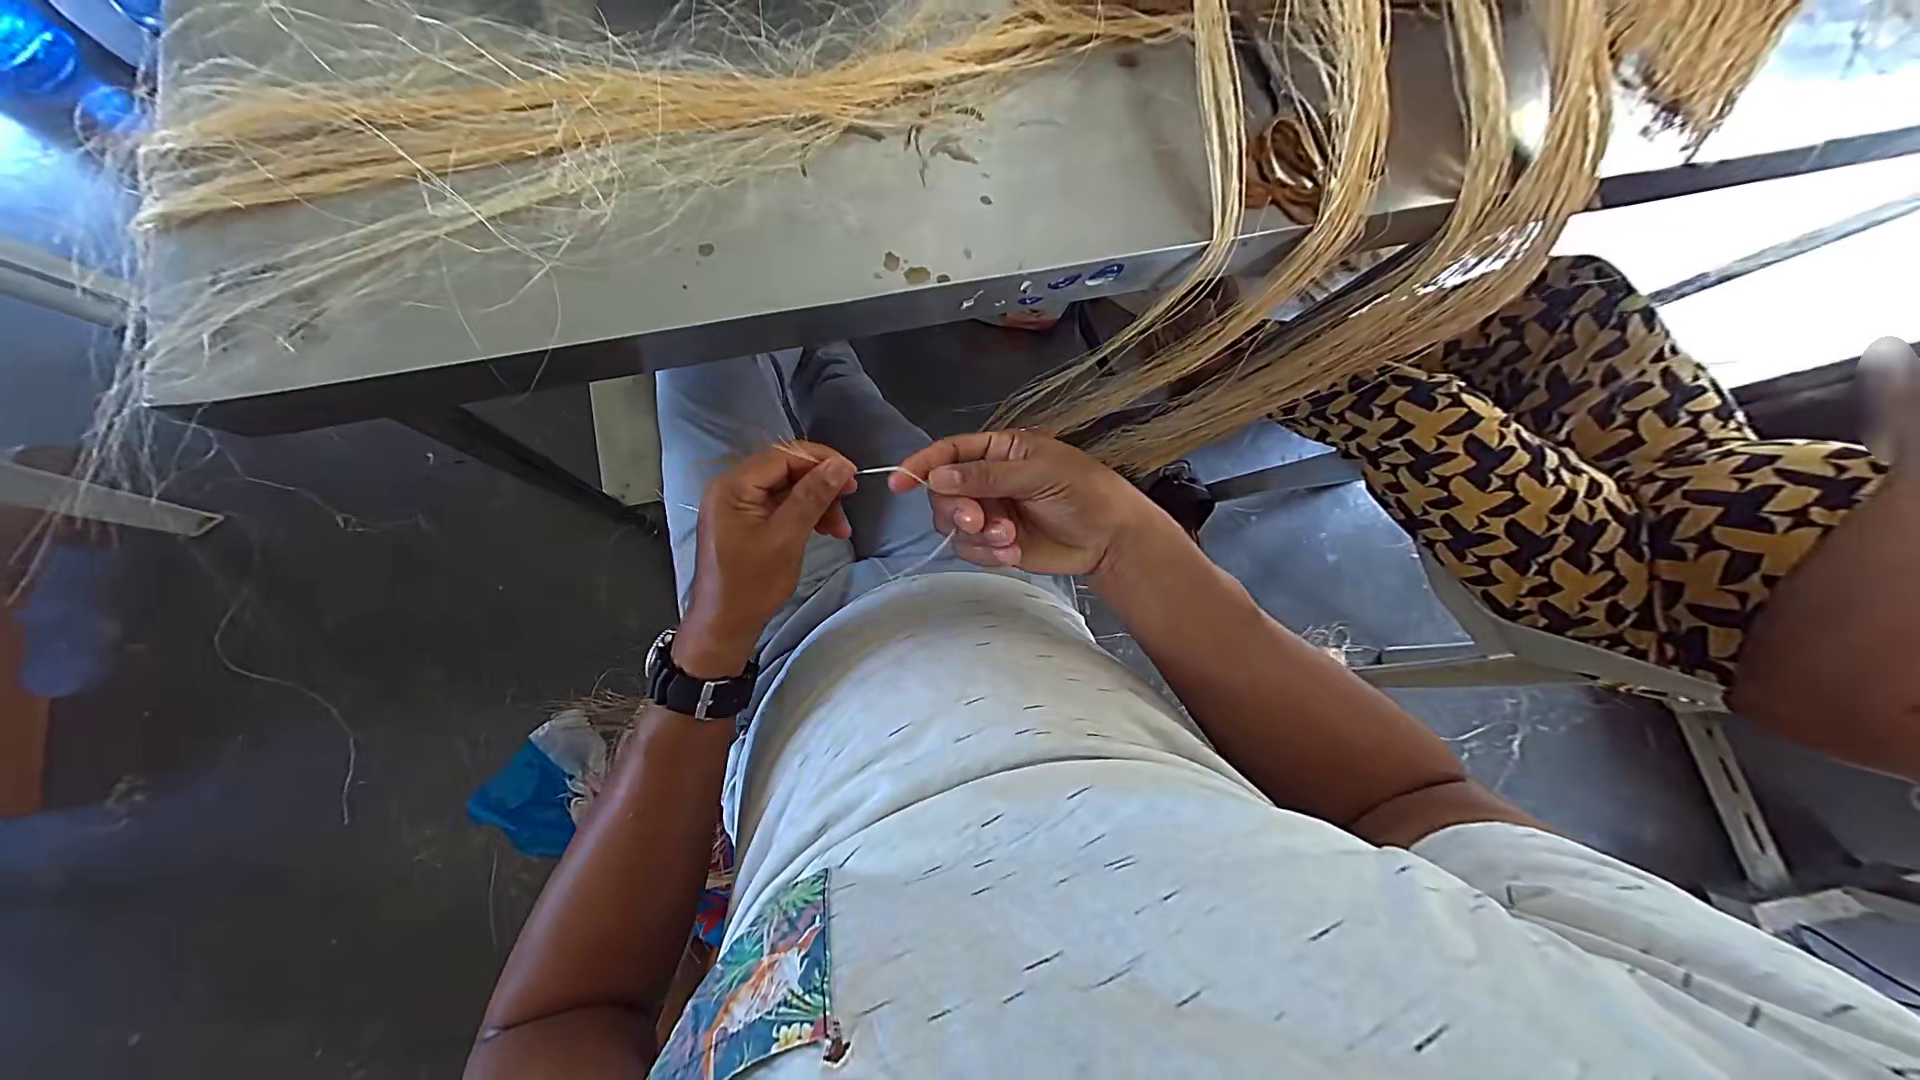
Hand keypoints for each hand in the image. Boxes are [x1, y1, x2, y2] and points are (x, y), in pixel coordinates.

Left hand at [676, 441, 855, 677]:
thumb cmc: (751, 584)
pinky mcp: (747, 521)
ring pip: (788, 489)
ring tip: (840, 527)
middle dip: (821, 484)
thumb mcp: (787, 537)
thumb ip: (813, 496)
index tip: (851, 475)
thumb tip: (840, 465)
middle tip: (849, 499)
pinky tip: (826, 530)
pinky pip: (781, 506)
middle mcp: (732, 489)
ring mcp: (739, 506)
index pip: (783, 456)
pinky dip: (805, 514)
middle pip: (786, 470)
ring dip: (818, 502)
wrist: (725, 624)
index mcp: (733, 487)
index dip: (820, 460)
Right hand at [892, 430, 1168, 575]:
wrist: (1110, 537)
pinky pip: (970, 549)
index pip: (949, 453)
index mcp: (998, 451)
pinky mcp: (996, 543)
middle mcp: (987, 480)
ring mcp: (990, 513)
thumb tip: (939, 475)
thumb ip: (987, 475)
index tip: (900, 482)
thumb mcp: (1039, 473)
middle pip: (944, 493)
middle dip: (957, 509)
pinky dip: (987, 553)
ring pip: (954, 525)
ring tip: (1009, 537)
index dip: (922, 465)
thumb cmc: (1084, 491)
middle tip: (979, 519)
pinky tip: (1013, 550)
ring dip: (977, 535)